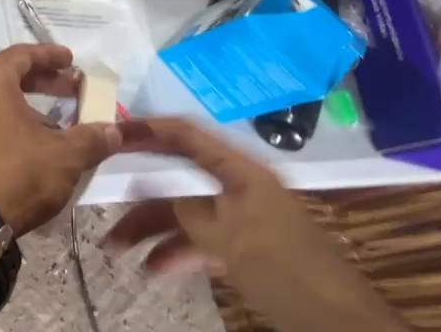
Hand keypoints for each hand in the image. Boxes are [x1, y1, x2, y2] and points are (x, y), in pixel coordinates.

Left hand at [0, 44, 120, 234]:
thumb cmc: (17, 172)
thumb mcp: (64, 156)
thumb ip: (91, 139)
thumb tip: (115, 130)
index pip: (22, 55)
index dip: (50, 55)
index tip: (72, 59)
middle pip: (9, 73)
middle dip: (44, 80)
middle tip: (74, 87)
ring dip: (29, 102)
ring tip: (61, 119)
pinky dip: (13, 118)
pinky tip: (35, 140)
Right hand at [103, 118, 405, 331]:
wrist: (341, 324)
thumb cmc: (282, 267)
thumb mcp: (224, 234)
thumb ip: (182, 206)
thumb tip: (149, 187)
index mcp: (240, 171)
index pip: (185, 134)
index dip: (146, 127)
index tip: (110, 130)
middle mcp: (238, 187)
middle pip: (176, 177)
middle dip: (137, 192)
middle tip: (100, 191)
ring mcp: (241, 219)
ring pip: (183, 214)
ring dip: (148, 229)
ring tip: (113, 247)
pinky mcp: (245, 249)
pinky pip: (200, 241)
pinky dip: (175, 251)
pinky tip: (152, 268)